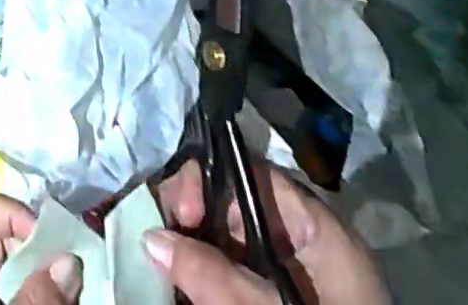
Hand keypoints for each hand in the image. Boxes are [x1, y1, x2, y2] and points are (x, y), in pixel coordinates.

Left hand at [0, 189, 82, 304]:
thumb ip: (33, 302)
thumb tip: (72, 262)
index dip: (15, 215)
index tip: (54, 244)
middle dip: (40, 251)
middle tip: (78, 270)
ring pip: (11, 271)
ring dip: (44, 279)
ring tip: (75, 292)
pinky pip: (11, 299)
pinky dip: (36, 300)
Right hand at [146, 161, 389, 304]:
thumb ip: (216, 278)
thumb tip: (151, 237)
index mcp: (316, 227)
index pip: (251, 173)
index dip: (208, 179)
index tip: (180, 214)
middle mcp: (303, 238)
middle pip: (234, 201)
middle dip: (192, 216)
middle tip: (161, 245)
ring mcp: (290, 271)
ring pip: (227, 237)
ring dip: (193, 248)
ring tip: (164, 266)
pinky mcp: (276, 296)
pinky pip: (235, 268)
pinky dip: (207, 274)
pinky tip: (182, 283)